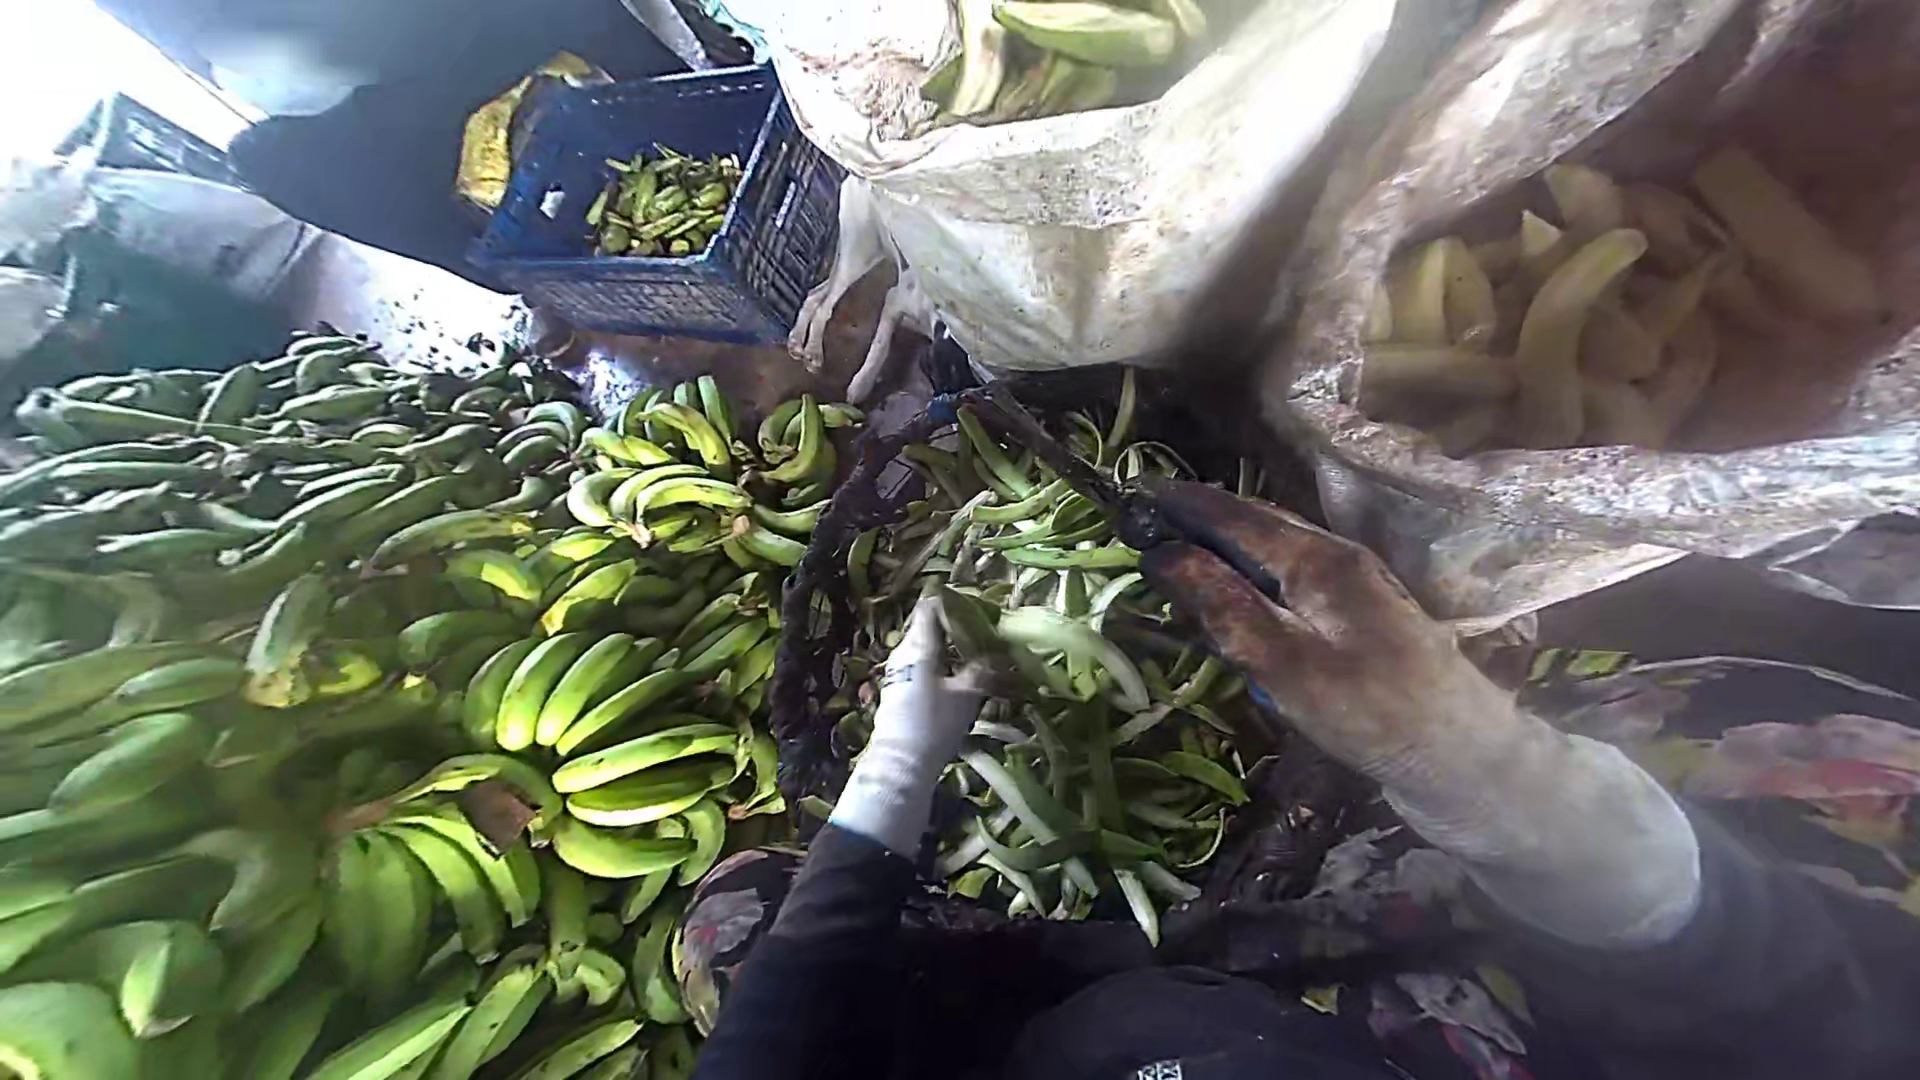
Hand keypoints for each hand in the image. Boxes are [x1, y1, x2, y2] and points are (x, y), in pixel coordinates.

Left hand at [830, 596, 984, 856]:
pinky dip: (940, 660)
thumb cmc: (933, 723)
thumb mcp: (967, 694)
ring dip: (948, 644)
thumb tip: (1003, 652)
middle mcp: (904, 650)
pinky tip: (957, 672)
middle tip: (983, 628)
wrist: (900, 764)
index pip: (930, 606)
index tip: (977, 605)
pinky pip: (921, 661)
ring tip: (975, 650)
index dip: (953, 600)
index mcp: (919, 645)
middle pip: (928, 625)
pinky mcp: (899, 686)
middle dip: (955, 624)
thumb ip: (983, 668)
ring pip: (926, 644)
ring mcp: (898, 669)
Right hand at [1139, 478, 1700, 948]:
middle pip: (1252, 519)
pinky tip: (1229, 577)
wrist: (1462, 756)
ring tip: (1175, 536)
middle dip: (1197, 511)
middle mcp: (1334, 552)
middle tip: (1146, 515)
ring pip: (1269, 540)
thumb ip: (1221, 604)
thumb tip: (1163, 555)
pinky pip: (1283, 565)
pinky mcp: (1350, 603)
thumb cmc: (1367, 710)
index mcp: (1317, 558)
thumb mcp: (1281, 661)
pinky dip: (1243, 560)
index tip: (1136, 493)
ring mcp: (1347, 576)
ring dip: (1219, 533)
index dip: (1182, 503)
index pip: (1234, 516)